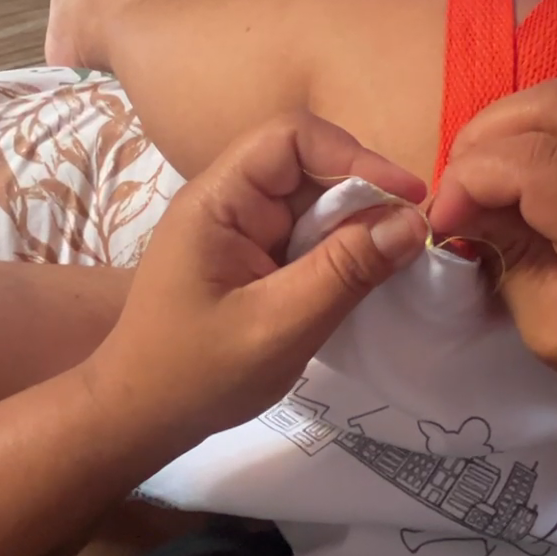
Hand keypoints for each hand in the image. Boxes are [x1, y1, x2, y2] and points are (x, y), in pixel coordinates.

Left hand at [82, 113, 429, 443]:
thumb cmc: (198, 374)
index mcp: (218, 201)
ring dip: (357, 227)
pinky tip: (366, 277)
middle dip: (363, 196)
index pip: (290, 139)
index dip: (354, 156)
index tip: (406, 198)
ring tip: (397, 260)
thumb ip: (345, 272)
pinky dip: (342, 252)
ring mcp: (242, 231)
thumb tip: (413, 222)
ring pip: (314, 204)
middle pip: (308, 168)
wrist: (143, 416)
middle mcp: (230, 203)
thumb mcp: (279, 326)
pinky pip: (308, 238)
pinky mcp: (255, 259)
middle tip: (412, 238)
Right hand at [430, 80, 556, 437]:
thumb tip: (460, 208)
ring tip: (481, 178)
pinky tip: (518, 175)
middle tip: (457, 188)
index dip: (473, 178)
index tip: (444, 218)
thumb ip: (507, 260)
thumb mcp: (553, 333)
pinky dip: (536, 134)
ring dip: (508, 127)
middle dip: (484, 136)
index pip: (539, 165)